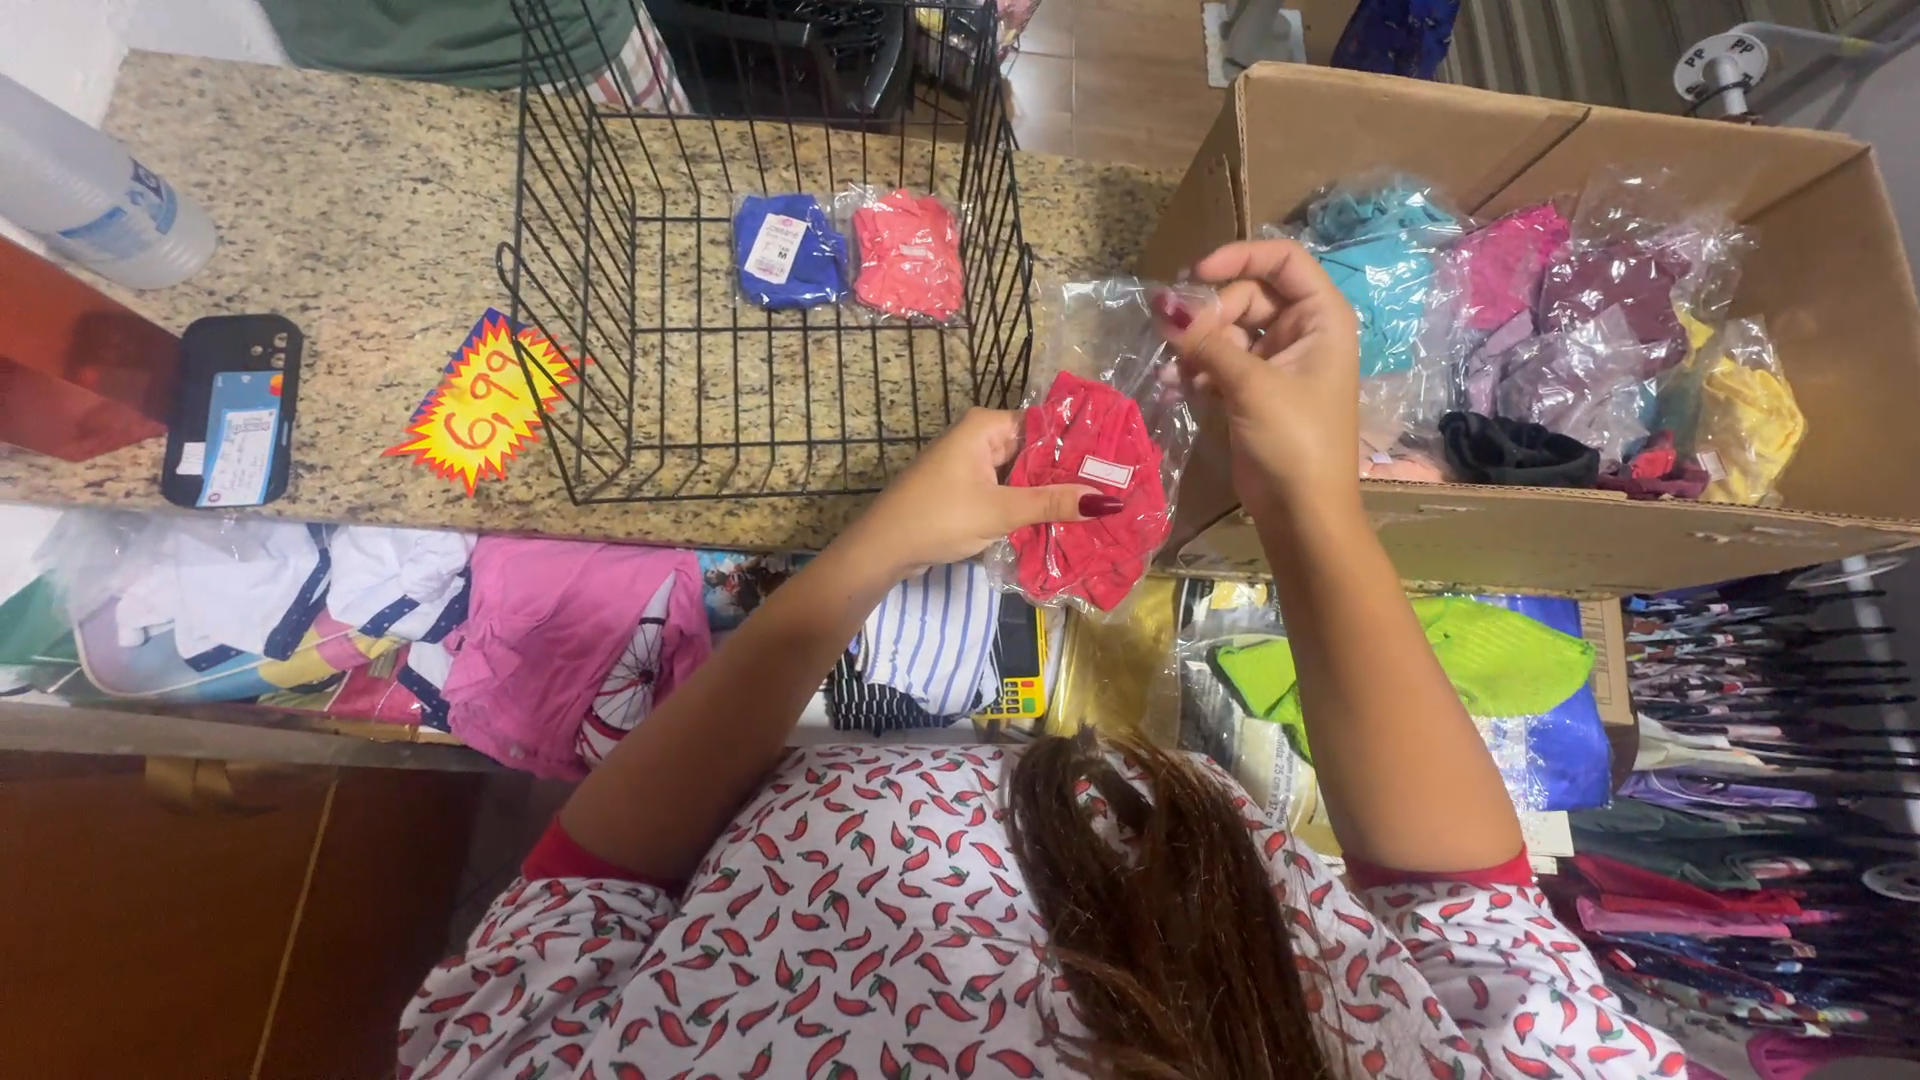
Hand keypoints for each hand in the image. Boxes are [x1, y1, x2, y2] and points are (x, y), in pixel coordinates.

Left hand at [845, 408, 1118, 574]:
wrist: (883, 548)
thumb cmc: (939, 518)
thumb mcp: (1000, 510)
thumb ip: (1053, 503)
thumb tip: (1109, 500)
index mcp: (987, 426)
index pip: (1046, 425)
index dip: (1080, 443)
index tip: (1117, 462)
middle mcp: (980, 437)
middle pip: (1036, 450)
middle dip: (1070, 471)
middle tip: (1117, 487)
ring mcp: (972, 464)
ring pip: (1023, 473)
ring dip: (1051, 491)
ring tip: (1099, 505)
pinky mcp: (967, 490)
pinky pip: (1008, 490)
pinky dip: (1029, 503)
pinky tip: (1060, 520)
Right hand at [1154, 238, 1361, 519]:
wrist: (1301, 508)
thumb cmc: (1295, 440)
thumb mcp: (1252, 385)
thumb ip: (1206, 342)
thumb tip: (1161, 304)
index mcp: (1321, 317)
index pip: (1282, 260)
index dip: (1239, 257)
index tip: (1194, 274)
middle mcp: (1300, 331)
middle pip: (1247, 296)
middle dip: (1209, 314)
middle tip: (1176, 338)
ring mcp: (1275, 362)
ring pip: (1227, 331)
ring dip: (1196, 345)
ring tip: (1171, 368)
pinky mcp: (1252, 390)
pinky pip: (1219, 362)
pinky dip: (1197, 369)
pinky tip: (1175, 385)